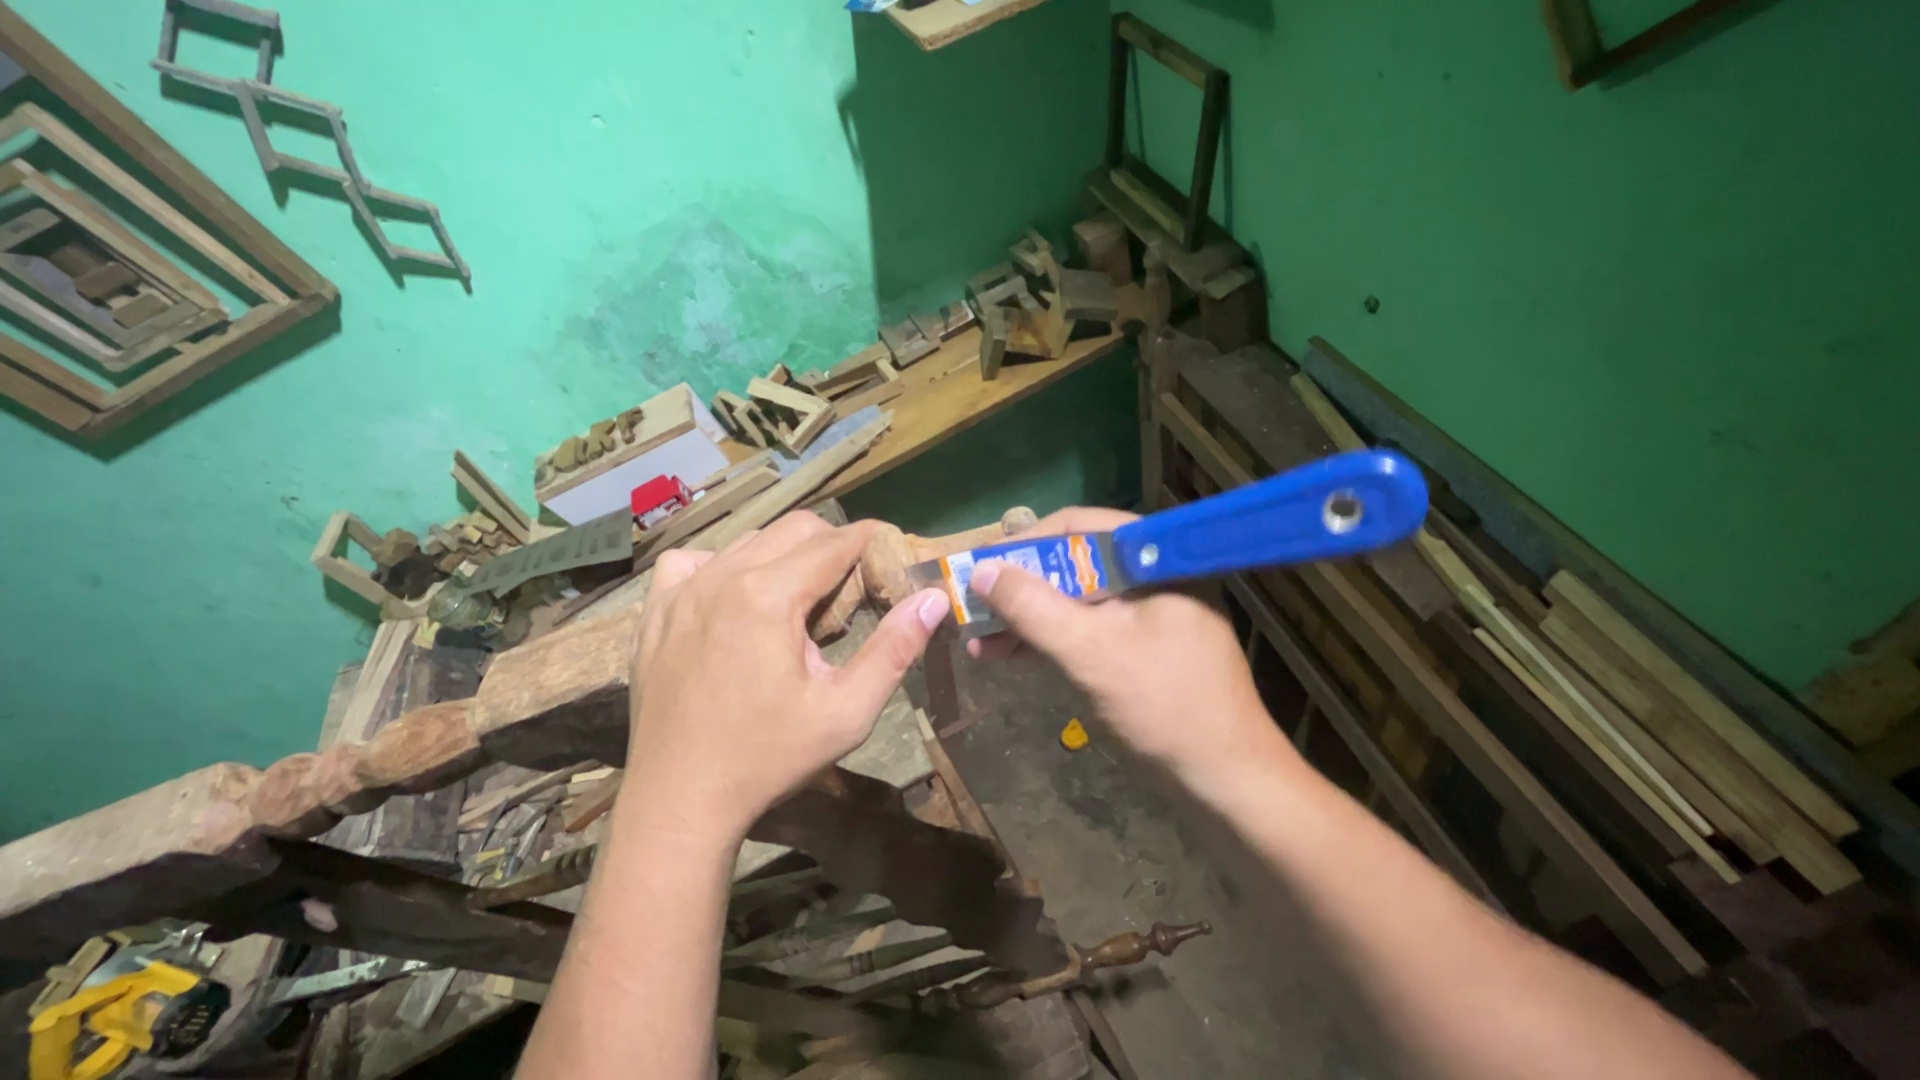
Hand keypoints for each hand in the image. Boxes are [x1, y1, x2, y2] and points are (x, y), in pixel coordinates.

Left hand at [624, 511, 950, 837]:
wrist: (679, 800)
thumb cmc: (768, 758)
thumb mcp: (846, 712)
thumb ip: (894, 650)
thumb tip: (933, 598)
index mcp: (769, 595)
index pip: (835, 541)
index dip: (871, 541)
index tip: (892, 552)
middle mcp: (722, 576)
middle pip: (794, 529)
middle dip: (833, 545)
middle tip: (851, 587)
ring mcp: (680, 591)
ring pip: (747, 541)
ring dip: (783, 556)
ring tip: (798, 601)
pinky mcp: (654, 612)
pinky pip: (691, 562)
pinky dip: (720, 566)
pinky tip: (731, 600)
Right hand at [966, 508, 1284, 779]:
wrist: (1225, 780)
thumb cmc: (1164, 707)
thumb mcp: (1091, 652)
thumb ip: (1033, 608)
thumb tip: (980, 570)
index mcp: (1154, 558)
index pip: (1077, 527)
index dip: (1021, 545)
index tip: (977, 568)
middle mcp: (1152, 574)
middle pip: (1072, 564)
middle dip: (1019, 589)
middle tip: (972, 609)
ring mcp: (1148, 613)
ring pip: (1075, 601)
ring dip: (1027, 619)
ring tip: (978, 644)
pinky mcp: (1141, 648)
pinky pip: (1087, 631)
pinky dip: (1050, 641)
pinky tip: (1011, 657)